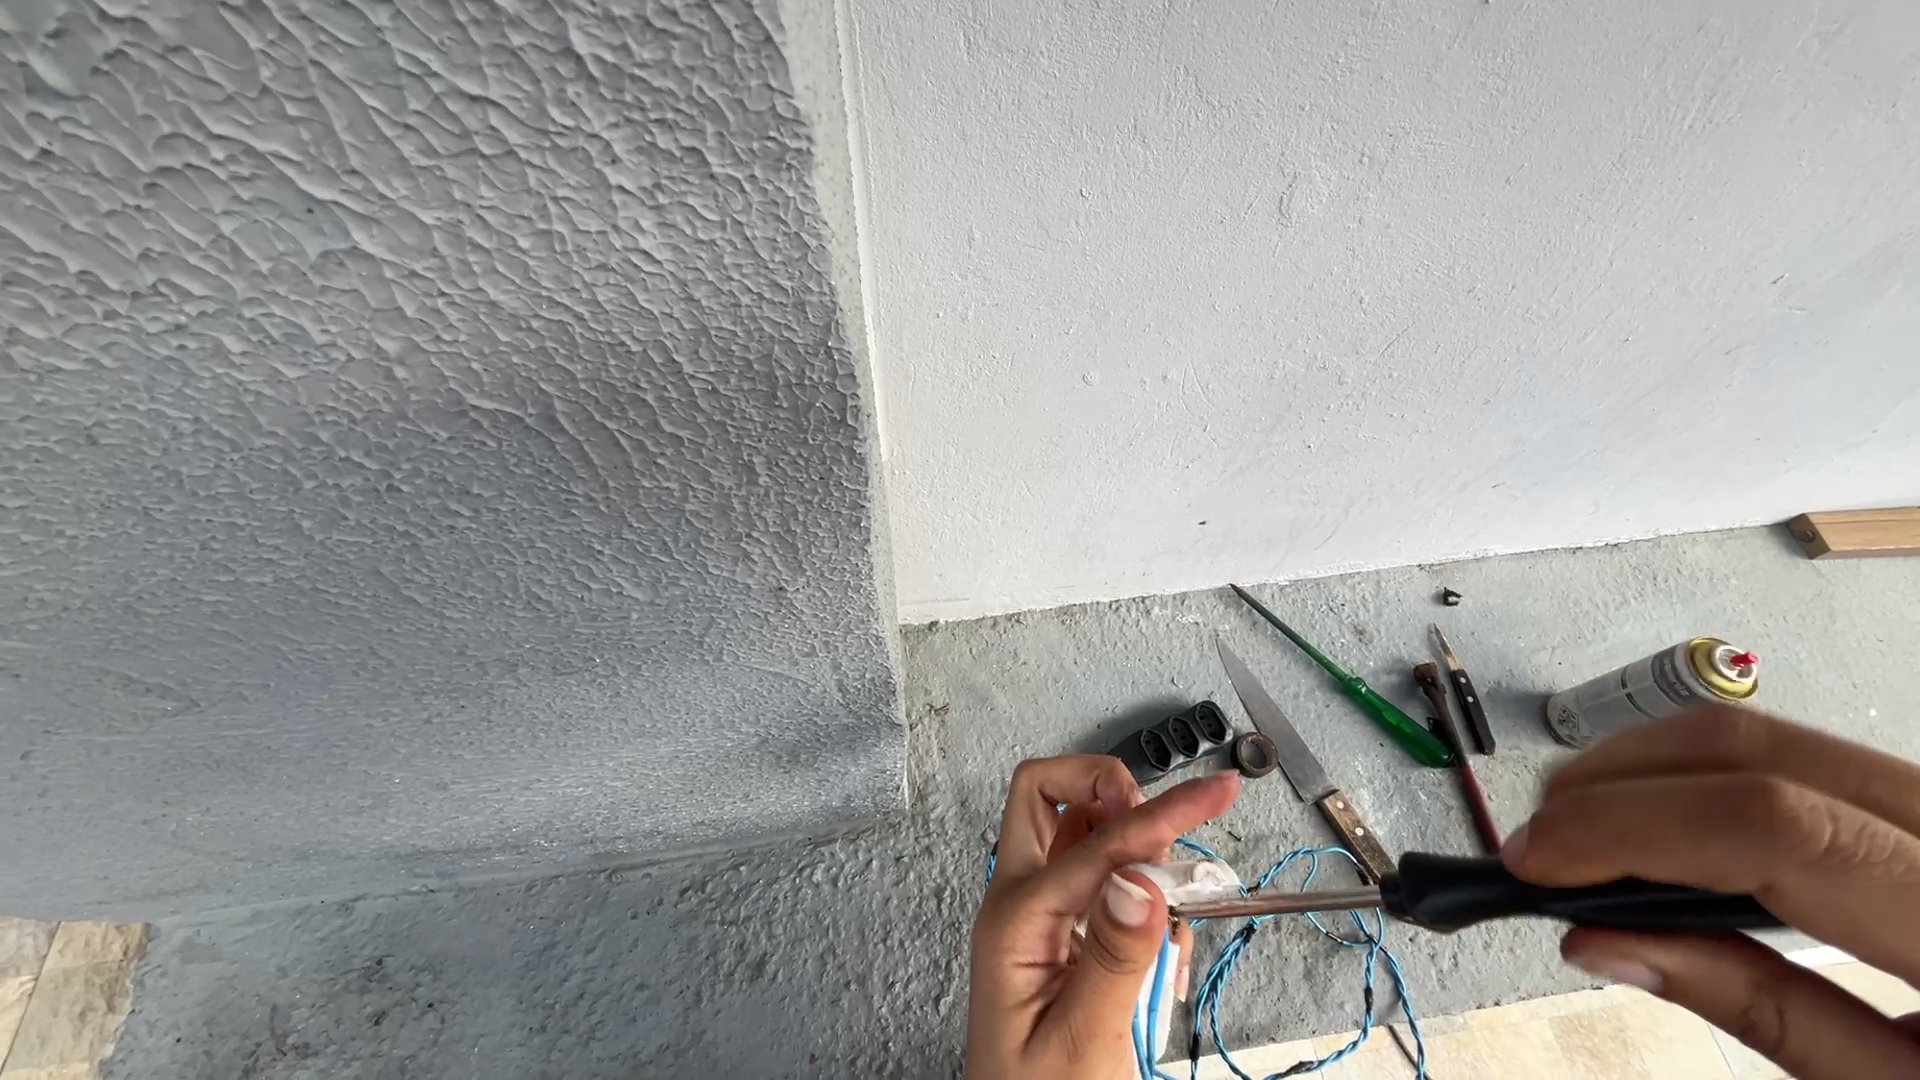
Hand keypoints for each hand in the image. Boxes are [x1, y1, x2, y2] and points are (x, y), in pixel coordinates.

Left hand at [966, 755, 1240, 1078]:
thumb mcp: (1080, 1046)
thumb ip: (1112, 961)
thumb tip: (1142, 880)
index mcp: (1013, 920)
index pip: (1090, 845)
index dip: (1154, 818)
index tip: (1210, 796)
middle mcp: (1021, 900)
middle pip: (1045, 796)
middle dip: (1104, 787)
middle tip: (1162, 816)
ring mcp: (1042, 912)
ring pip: (1077, 829)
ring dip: (1128, 834)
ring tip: (1176, 878)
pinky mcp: (1068, 932)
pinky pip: (1101, 875)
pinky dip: (1139, 881)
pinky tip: (1164, 933)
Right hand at [1504, 706, 1919, 1078]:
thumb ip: (1768, 1014)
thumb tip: (1598, 942)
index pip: (1770, 826)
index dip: (1622, 829)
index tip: (1534, 862)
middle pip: (1750, 745)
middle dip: (1609, 782)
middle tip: (1542, 843)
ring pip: (1759, 731)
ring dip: (1639, 770)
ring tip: (1588, 836)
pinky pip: (1790, 752)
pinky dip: (1691, 774)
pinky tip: (1659, 826)